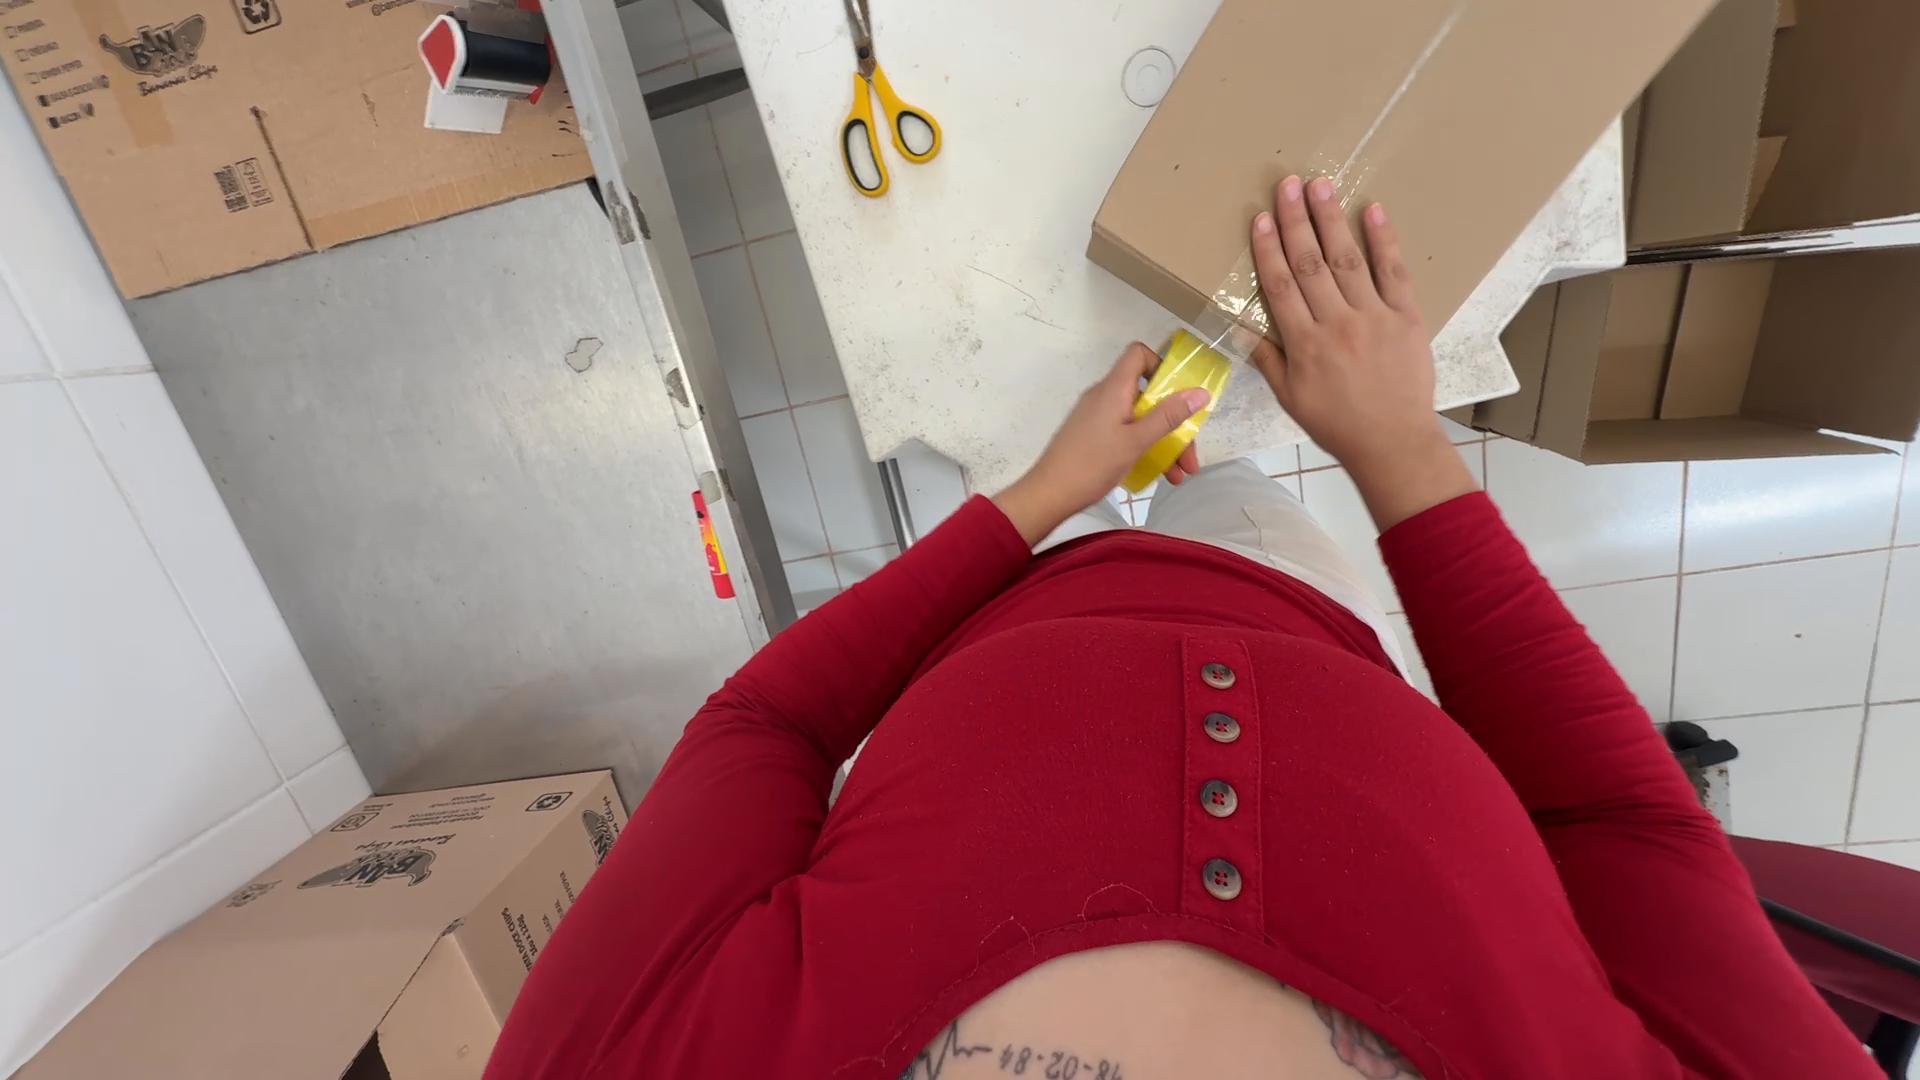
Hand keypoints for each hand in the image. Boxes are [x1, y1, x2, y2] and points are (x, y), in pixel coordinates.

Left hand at [993, 343, 1210, 546]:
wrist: (1048, 494)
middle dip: (1174, 422)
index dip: (1161, 365)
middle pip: (1147, 395)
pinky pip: (1125, 432)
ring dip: (1163, 443)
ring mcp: (1096, 417)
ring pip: (1139, 419)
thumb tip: (1200, 392)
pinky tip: (1158, 474)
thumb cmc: (1092, 464)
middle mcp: (1103, 396)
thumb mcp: (1136, 441)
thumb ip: (1168, 416)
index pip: (1138, 355)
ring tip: (1179, 475)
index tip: (1179, 392)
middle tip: (1190, 456)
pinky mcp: (1091, 436)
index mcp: (1113, 389)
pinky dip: (1144, 448)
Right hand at [1249, 175, 1476, 529]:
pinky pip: (1393, 272)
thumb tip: (1244, 329)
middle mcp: (1336, 323)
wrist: (1391, 440)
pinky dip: (1383, 240)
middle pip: (1310, 263)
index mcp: (1304, 344)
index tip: (1259, 220)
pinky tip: (1372, 211)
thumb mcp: (1290, 398)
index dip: (1267, 251)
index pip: (1280, 287)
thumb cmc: (1334, 423)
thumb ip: (1268, 360)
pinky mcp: (1406, 316)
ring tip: (1321, 186)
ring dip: (1332, 220)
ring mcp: (1374, 316)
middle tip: (1287, 185)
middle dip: (1296, 222)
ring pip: (1347, 260)